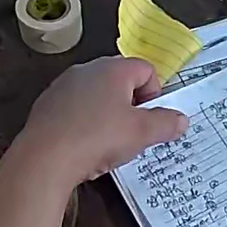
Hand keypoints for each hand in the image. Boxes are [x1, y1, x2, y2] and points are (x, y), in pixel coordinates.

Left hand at [10, 57, 188, 186]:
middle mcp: (87, 69)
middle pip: (120, 80)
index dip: (155, 94)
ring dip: (107, 114)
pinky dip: (85, 122)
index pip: (146, 69)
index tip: (150, 120)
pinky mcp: (46, 104)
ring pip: (96, 95)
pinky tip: (83, 146)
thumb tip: (182, 119)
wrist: (45, 158)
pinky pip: (75, 109)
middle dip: (131, 104)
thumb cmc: (99, 137)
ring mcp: (63, 85)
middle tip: (132, 132)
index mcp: (113, 69)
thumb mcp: (141, 133)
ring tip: (107, 142)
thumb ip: (165, 123)